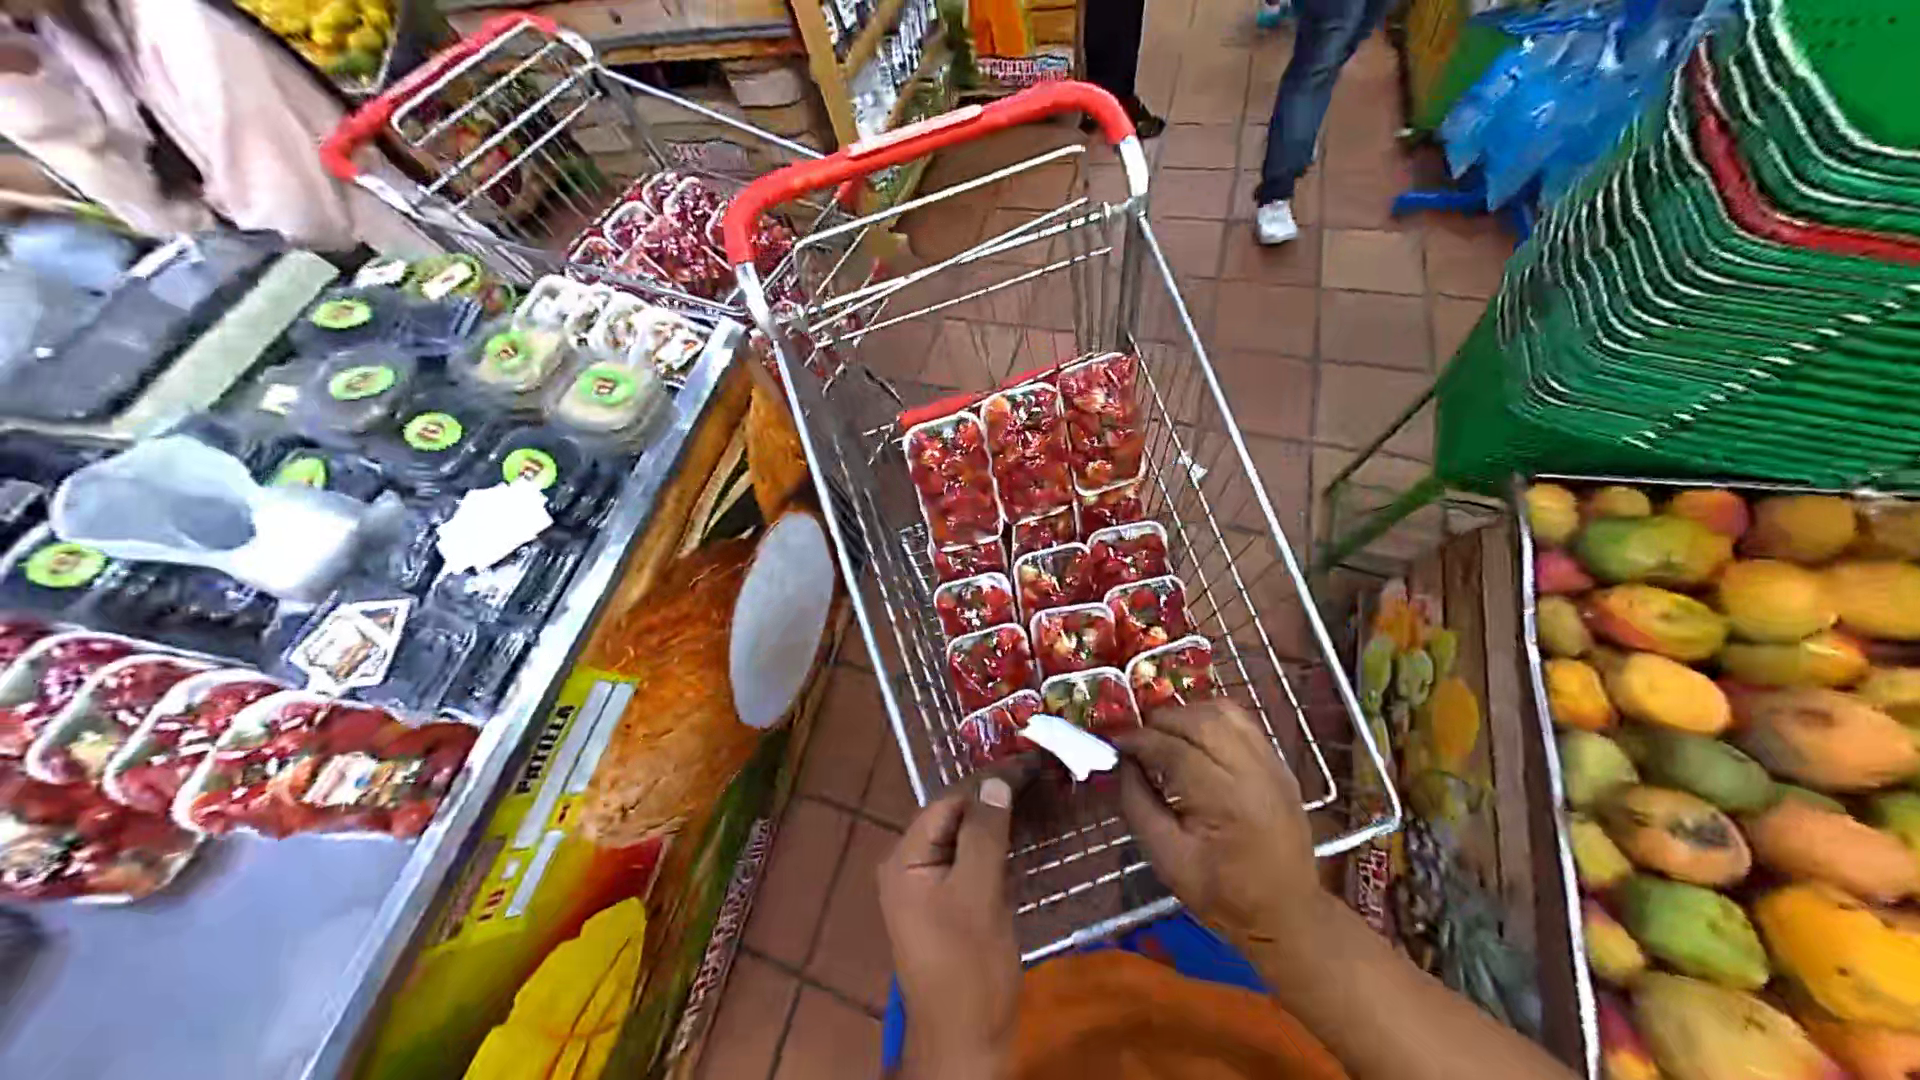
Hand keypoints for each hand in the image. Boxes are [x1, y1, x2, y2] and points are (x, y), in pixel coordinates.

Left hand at [878, 771, 1021, 1079]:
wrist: (966, 1044)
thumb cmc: (969, 968)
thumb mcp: (978, 895)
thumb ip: (984, 834)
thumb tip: (996, 781)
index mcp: (905, 858)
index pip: (948, 802)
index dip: (988, 780)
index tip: (1028, 762)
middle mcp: (910, 864)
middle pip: (955, 815)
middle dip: (995, 794)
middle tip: (1039, 772)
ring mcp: (929, 884)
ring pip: (966, 835)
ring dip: (1000, 815)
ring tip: (1038, 792)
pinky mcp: (949, 901)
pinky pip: (972, 858)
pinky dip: (998, 841)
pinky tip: (1024, 829)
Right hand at [1112, 699, 1320, 947]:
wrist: (1287, 914)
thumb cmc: (1223, 895)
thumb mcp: (1166, 859)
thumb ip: (1138, 804)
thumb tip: (1123, 761)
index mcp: (1226, 802)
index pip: (1174, 751)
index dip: (1139, 741)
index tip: (1115, 742)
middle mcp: (1255, 773)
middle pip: (1201, 721)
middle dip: (1160, 721)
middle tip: (1136, 737)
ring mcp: (1272, 764)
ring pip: (1223, 712)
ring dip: (1186, 714)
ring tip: (1163, 733)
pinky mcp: (1279, 763)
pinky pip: (1241, 720)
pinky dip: (1210, 717)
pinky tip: (1193, 735)